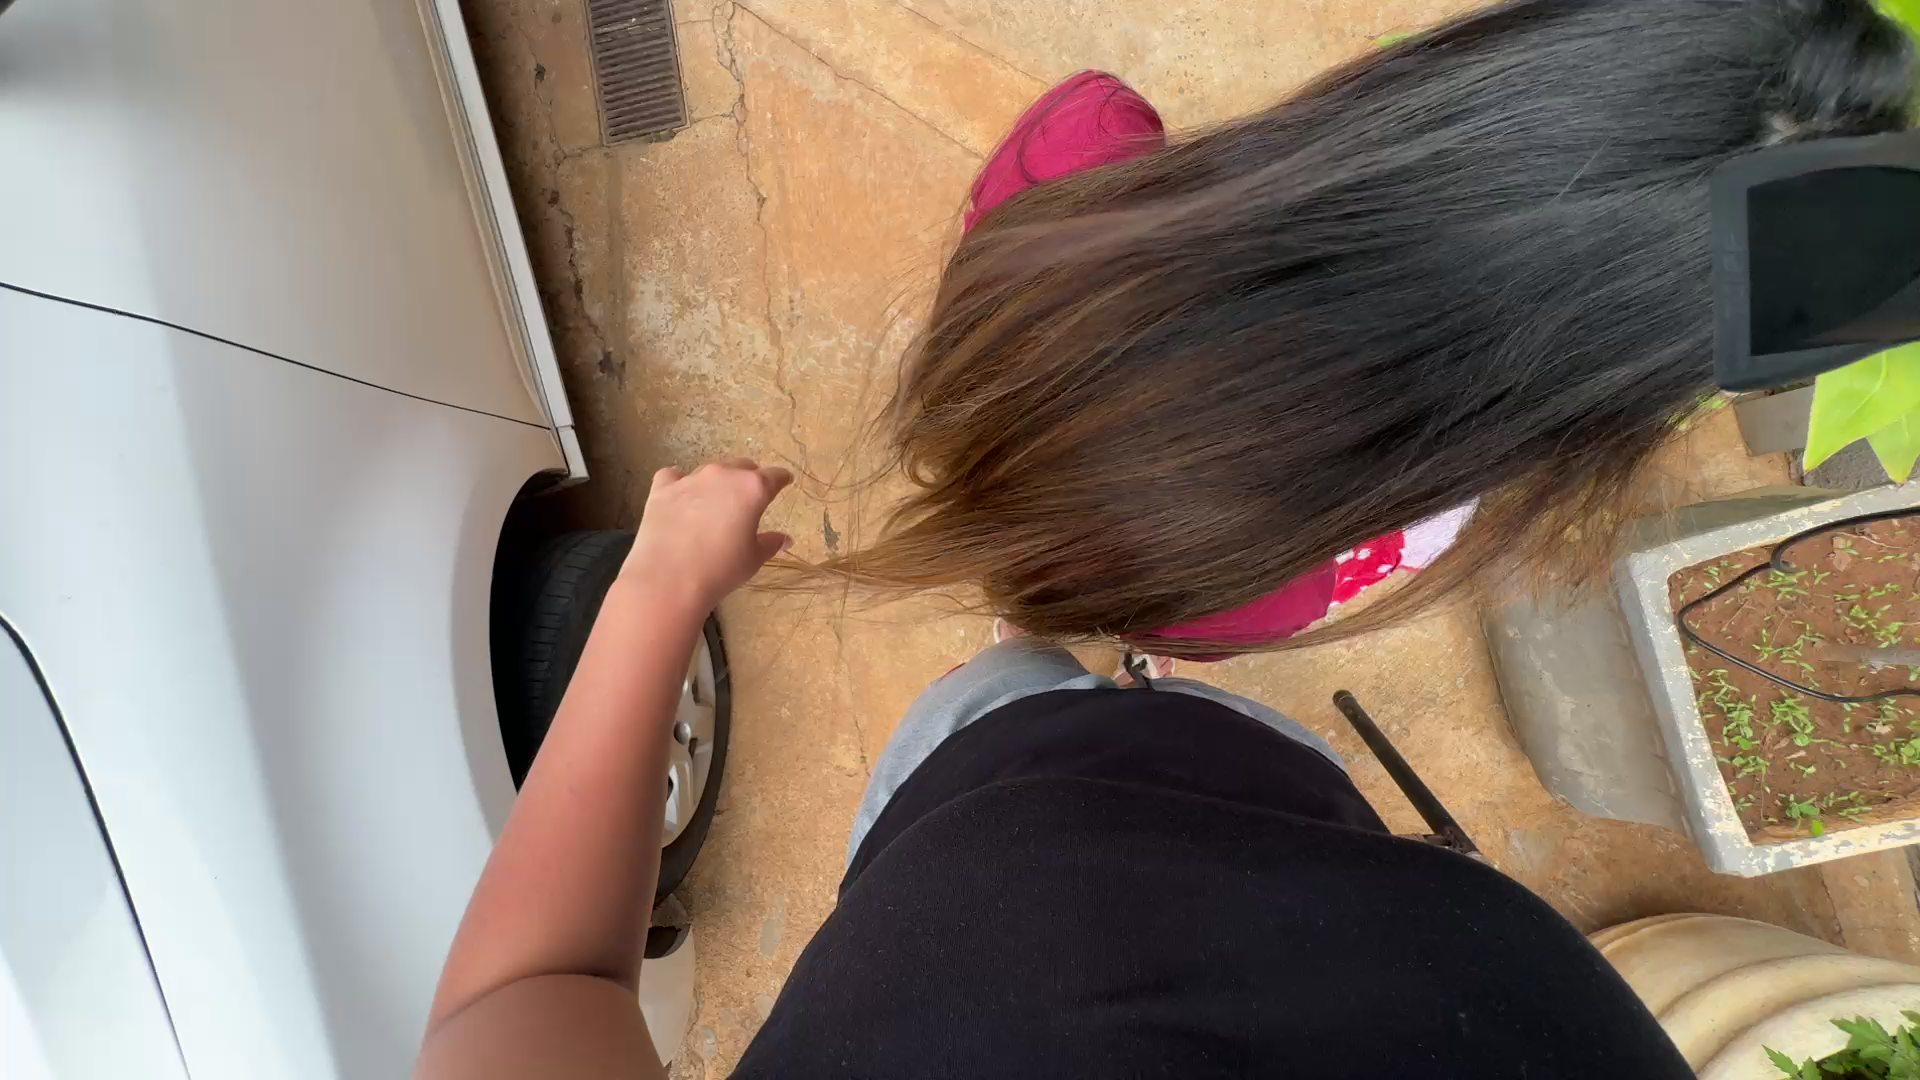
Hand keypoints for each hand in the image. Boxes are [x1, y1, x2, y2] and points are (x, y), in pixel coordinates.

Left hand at [620, 458, 793, 614]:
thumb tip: (784, 539)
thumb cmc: (721, 569)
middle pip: (742, 466)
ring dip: (718, 482)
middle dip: (749, 478)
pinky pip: (674, 476)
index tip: (784, 481)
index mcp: (752, 489)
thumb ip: (770, 543)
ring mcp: (690, 479)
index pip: (775, 476)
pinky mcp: (662, 489)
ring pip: (711, 470)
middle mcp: (723, 475)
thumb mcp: (753, 559)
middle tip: (750, 498)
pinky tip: (681, 496)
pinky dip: (680, 483)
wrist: (669, 579)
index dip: (781, 479)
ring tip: (716, 502)